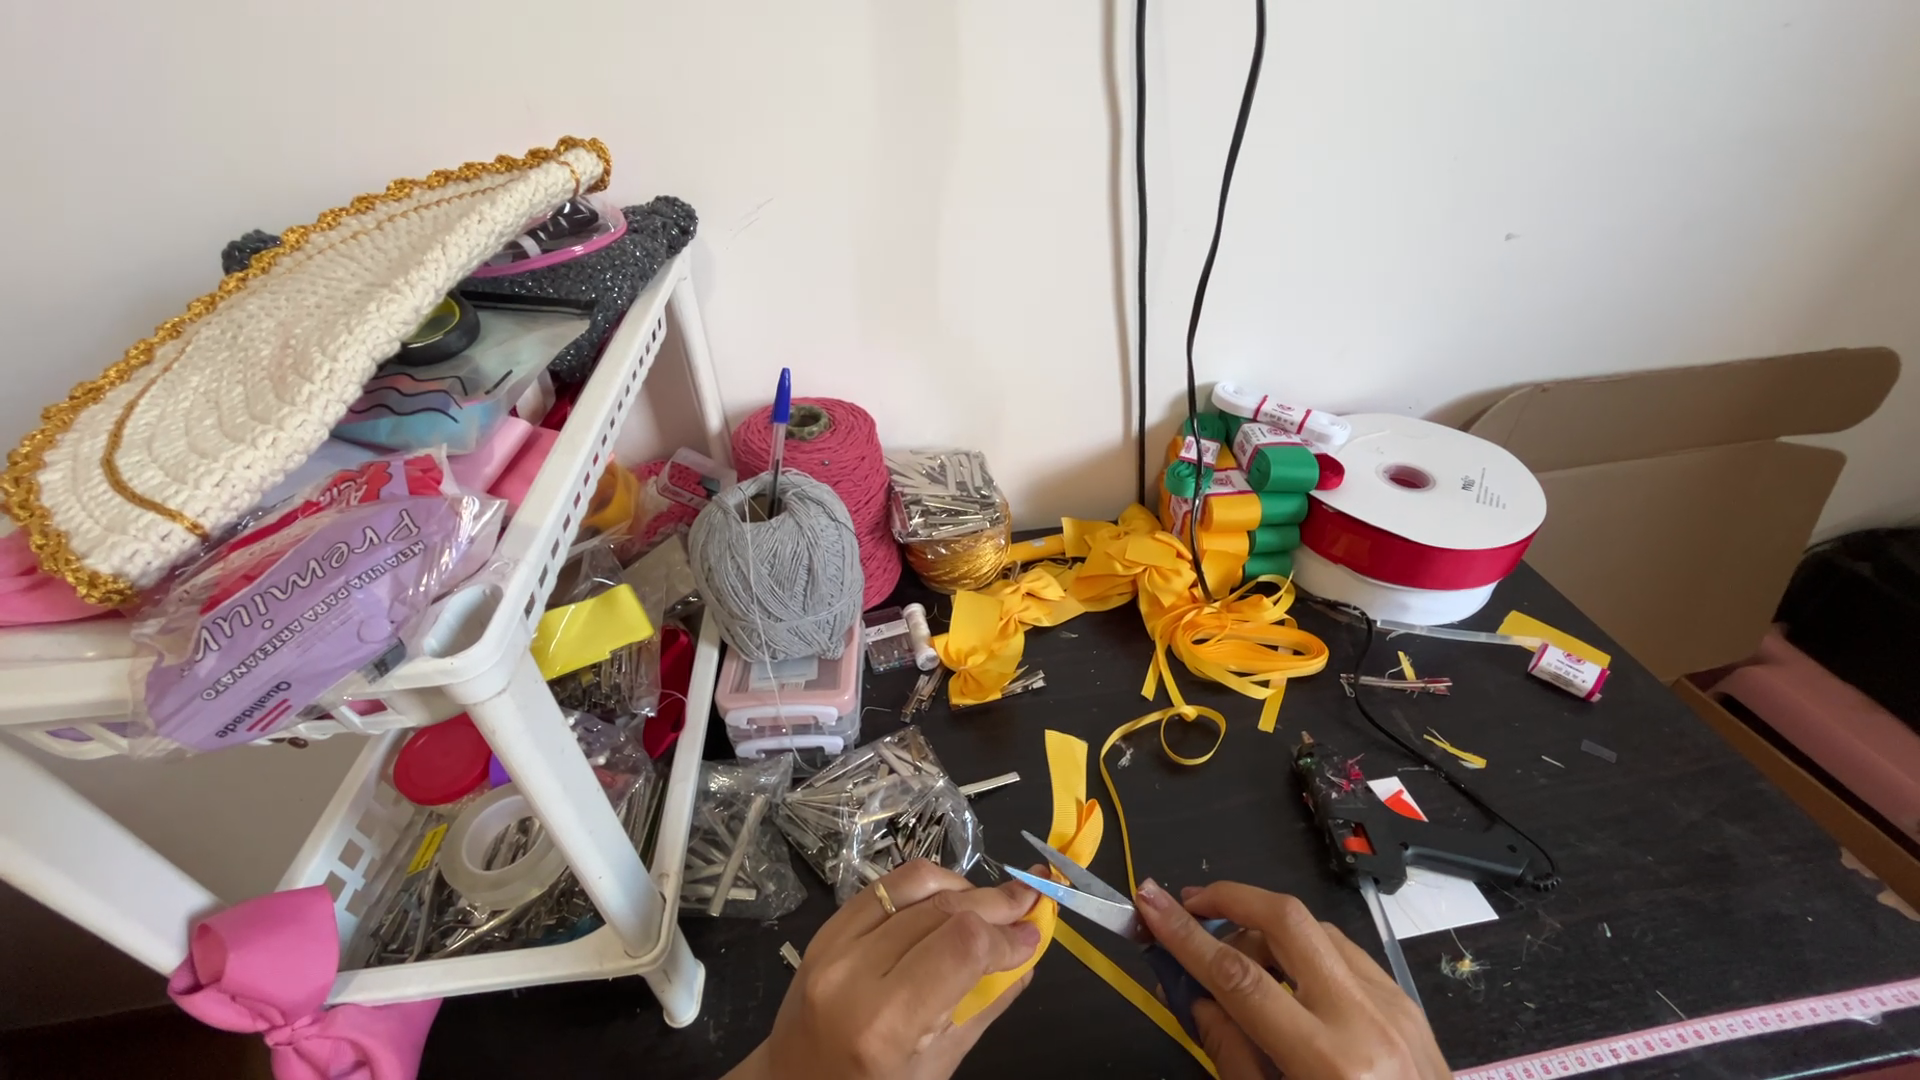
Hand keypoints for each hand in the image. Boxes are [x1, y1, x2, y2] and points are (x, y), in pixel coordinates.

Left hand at [726, 859, 1041, 1079]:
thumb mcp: (936, 1066)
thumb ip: (986, 1004)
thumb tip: (1030, 950)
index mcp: (883, 1023)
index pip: (961, 946)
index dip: (1006, 933)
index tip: (1035, 932)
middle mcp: (853, 972)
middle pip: (943, 908)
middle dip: (996, 902)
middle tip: (1031, 896)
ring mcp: (833, 942)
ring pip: (916, 882)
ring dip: (964, 885)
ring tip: (991, 903)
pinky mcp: (827, 926)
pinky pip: (887, 884)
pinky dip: (927, 883)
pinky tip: (950, 897)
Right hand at [1134, 880, 1449, 1079]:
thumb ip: (1230, 1052)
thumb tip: (1194, 992)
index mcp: (1329, 1064)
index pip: (1238, 978)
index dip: (1185, 935)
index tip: (1149, 901)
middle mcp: (1365, 1022)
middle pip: (1286, 921)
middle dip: (1229, 898)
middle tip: (1190, 905)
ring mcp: (1392, 1006)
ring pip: (1313, 928)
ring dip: (1263, 929)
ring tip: (1237, 960)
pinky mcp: (1405, 1002)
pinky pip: (1341, 950)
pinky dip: (1301, 948)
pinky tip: (1286, 976)